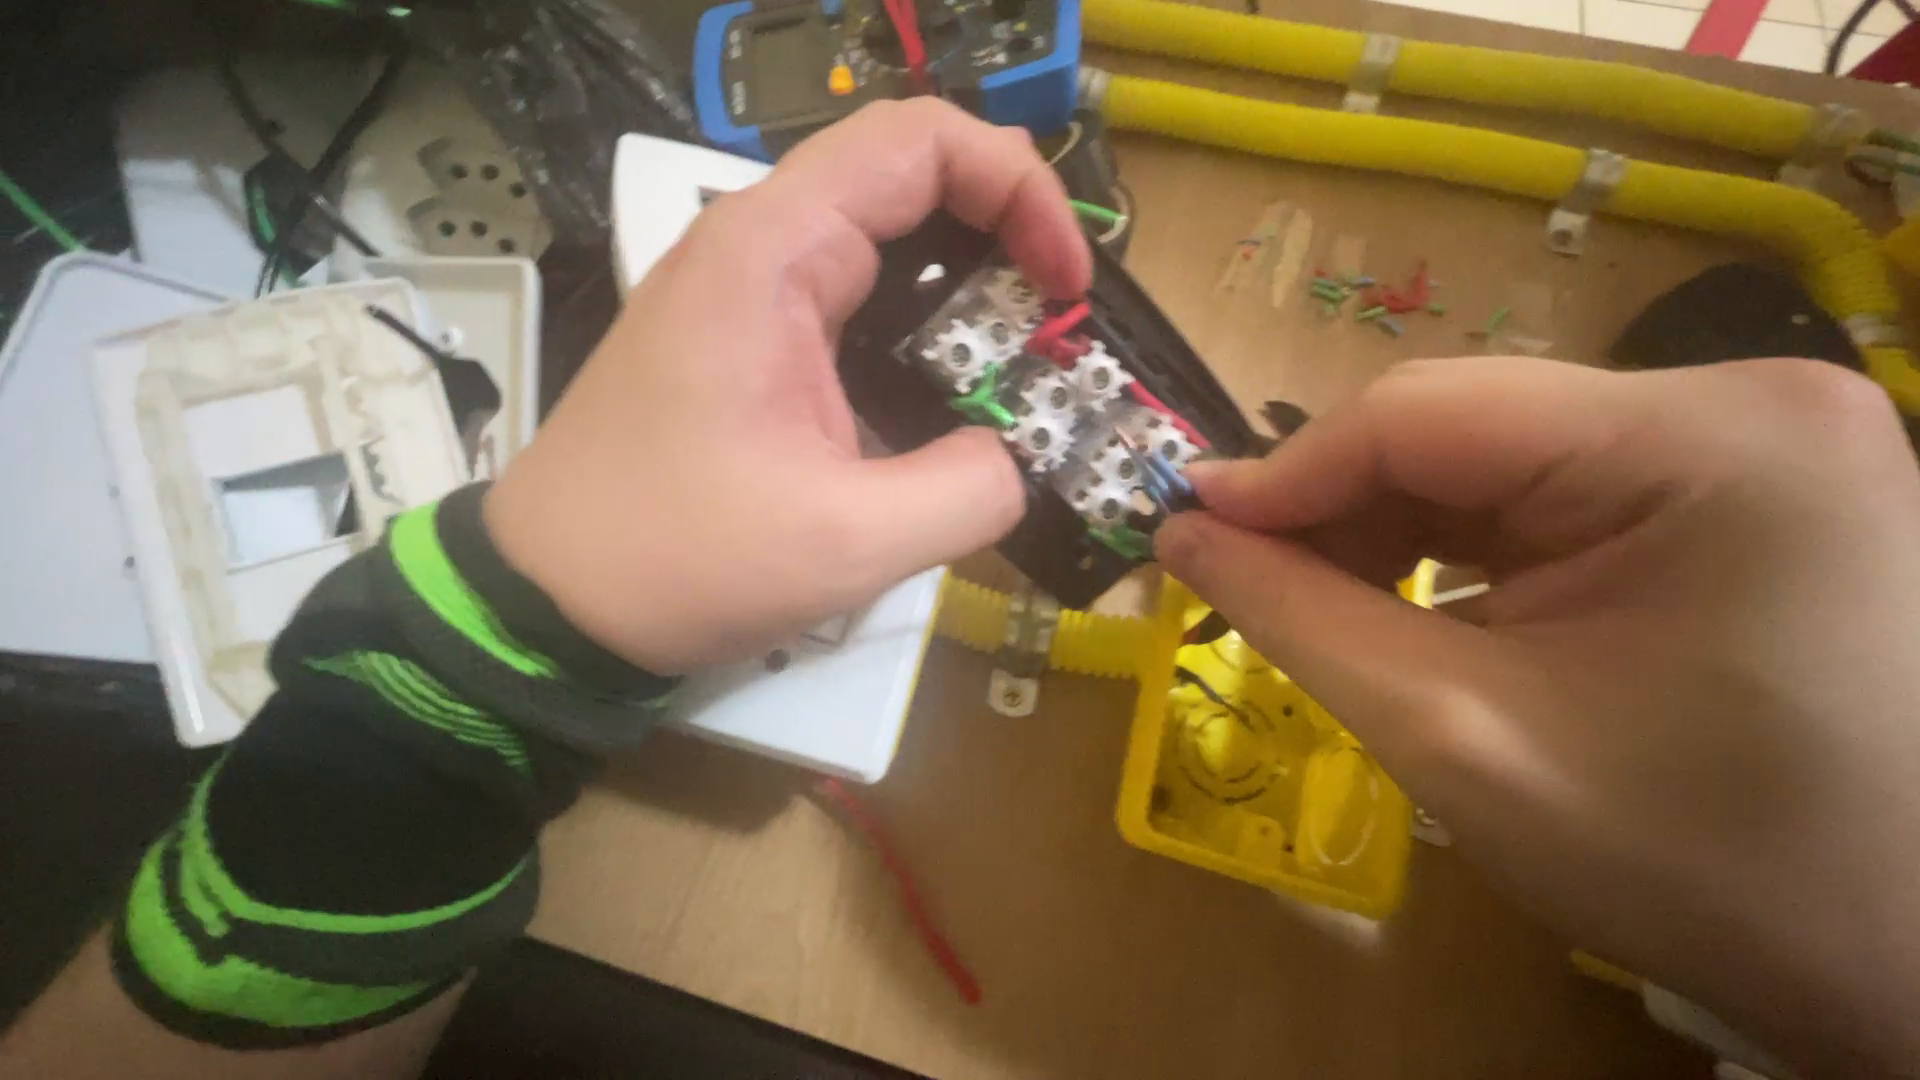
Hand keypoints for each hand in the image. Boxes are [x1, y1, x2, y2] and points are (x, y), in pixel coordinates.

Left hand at [485, 100, 1090, 672]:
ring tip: (1020, 370)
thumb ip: (967, 493)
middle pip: (909, 185)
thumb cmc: (677, 561)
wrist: (553, 601)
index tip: (1066, 283)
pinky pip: (857, 310)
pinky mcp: (750, 346)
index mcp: (771, 253)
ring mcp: (749, 298)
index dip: (1019, 189)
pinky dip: (921, 339)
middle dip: (1006, 243)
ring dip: (966, 298)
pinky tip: (950, 402)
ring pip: (886, 250)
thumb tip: (1020, 460)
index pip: (920, 143)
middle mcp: (758, 249)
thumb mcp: (846, 542)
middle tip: (1057, 332)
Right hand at [1155, 355, 1919, 1078]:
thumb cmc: (1691, 861)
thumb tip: (1179, 529)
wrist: (1910, 968)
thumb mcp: (1451, 729)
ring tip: (1321, 607)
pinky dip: (1435, 546)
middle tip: (1241, 579)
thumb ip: (1292, 612)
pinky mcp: (1711, 489)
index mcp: (1704, 440)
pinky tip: (1403, 606)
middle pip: (1448, 430)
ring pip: (1470, 459)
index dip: (1282, 473)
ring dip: (1374, 529)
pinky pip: (1518, 494)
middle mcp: (1730, 404)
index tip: (1187, 527)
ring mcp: (1729, 443)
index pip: (1421, 413)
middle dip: (1329, 510)